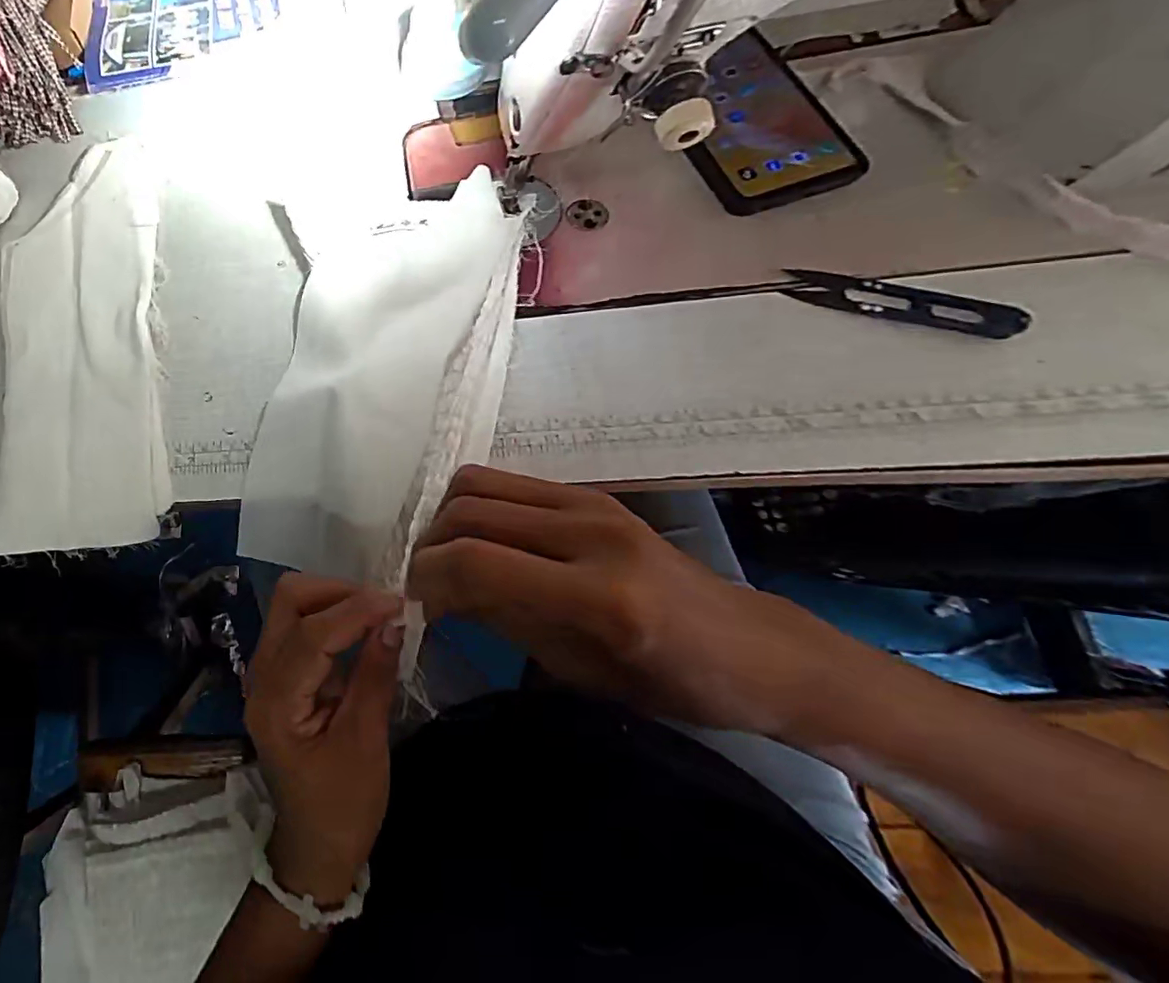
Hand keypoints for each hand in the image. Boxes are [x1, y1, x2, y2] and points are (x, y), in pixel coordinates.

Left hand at [245, 575, 404, 905]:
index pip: (311, 634)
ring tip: (379, 613)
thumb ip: (374, 675)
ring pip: (291, 608)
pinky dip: (331, 617)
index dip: (356, 610)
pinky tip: (362, 628)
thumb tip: (394, 621)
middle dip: (337, 592)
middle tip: (385, 606)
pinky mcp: (280, 677)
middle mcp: (260, 678)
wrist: (315, 846)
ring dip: (335, 600)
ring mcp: (265, 675)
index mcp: (275, 702)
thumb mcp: (365, 742)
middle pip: (288, 602)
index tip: (399, 602)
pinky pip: (299, 627)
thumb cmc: (343, 805)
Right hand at [407, 464, 865, 736]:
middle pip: (468, 510)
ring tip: (447, 559)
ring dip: (447, 519)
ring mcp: (592, 503)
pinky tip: (484, 543)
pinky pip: (509, 485)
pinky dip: (477, 508)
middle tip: (424, 583)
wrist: (754, 649)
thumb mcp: (580, 673)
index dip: (427, 578)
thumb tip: (441, 593)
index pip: (475, 561)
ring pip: (479, 483)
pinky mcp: (593, 494)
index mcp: (598, 596)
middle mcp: (590, 531)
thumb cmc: (675, 685)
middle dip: (428, 546)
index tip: (413, 602)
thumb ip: (506, 621)